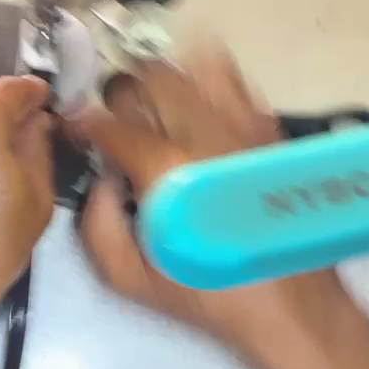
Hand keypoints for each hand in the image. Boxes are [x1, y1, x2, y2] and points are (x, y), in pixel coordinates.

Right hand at [71, 49, 353, 367]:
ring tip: (162, 115)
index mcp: (167, 170)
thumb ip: (97, 226)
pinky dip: (209, 90)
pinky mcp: (271, 129)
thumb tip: (100, 181)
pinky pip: (235, 84)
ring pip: (197, 65)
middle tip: (120, 125)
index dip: (84, 124)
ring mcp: (246, 124)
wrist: (291, 304)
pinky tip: (201, 124)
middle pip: (152, 76)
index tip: (77, 133)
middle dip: (124, 94)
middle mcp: (208, 133)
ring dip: (169, 83)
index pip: (111, 122)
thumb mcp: (130, 279)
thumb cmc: (206, 293)